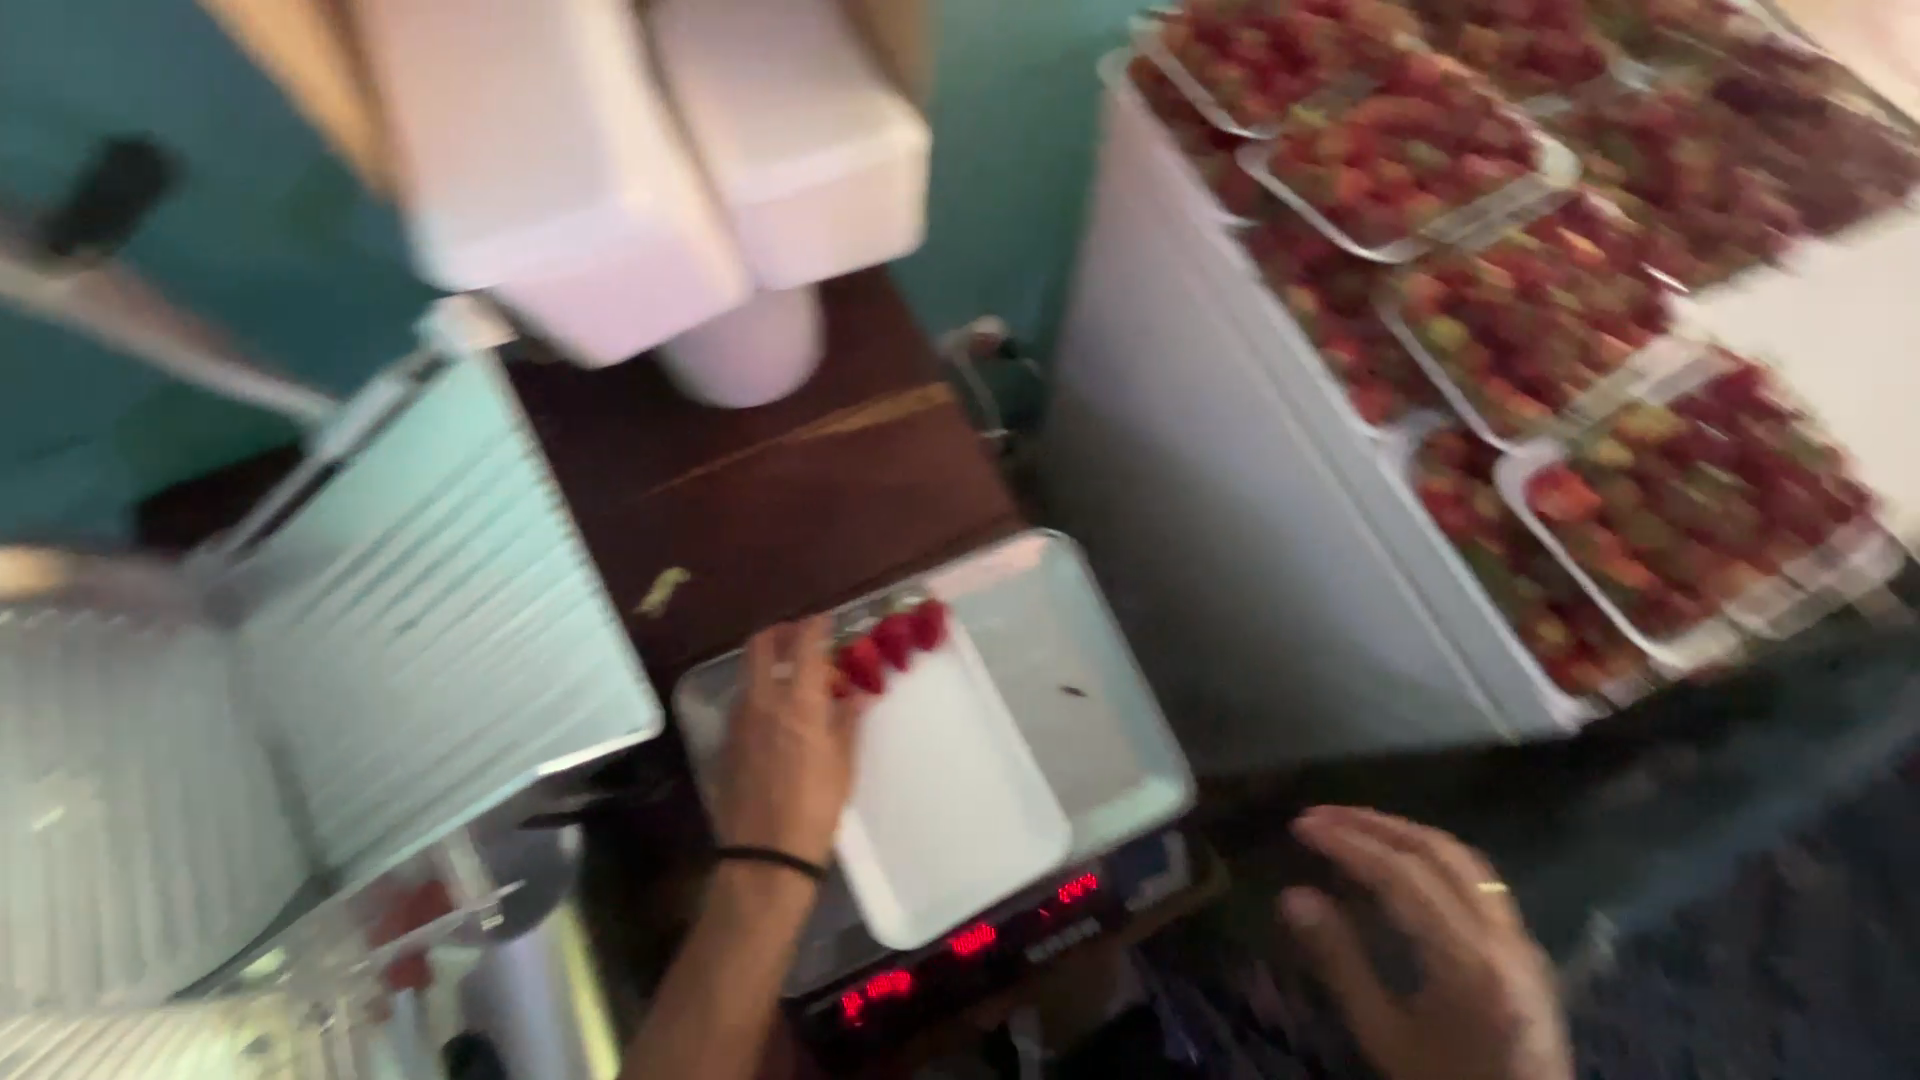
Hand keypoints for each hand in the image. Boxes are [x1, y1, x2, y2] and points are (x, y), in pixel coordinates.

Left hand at [714, 615, 870, 866]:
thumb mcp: (843, 763)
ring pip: (749, 673)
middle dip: (781, 633)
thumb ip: (847, 720)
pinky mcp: (725, 740)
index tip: (827, 621)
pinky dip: (760, 693)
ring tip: (795, 681)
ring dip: (770, 664)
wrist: (764, 853)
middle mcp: (762, 700)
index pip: (805, 643)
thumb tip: (855, 695)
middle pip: (761, 645)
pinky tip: (778, 715)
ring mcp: (738, 719)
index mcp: (798, 700)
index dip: (816, 625)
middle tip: (801, 639)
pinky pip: (742, 701)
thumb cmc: (815, 807)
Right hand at [1278, 806, 1572, 1079]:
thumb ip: (1339, 961)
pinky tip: (1400, 859)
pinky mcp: (1526, 948)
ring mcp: (1522, 941)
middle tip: (1320, 814)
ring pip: (1463, 859)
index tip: (1301, 826)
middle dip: (1372, 824)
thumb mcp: (1383, 1034)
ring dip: (1404, 832)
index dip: (1347, 842)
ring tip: (1354, 825)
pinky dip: (1431, 854)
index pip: (1401, 876)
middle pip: (1436, 852)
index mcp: (1468, 963)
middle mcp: (1503, 939)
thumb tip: (1293, 895)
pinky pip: (1478, 879)